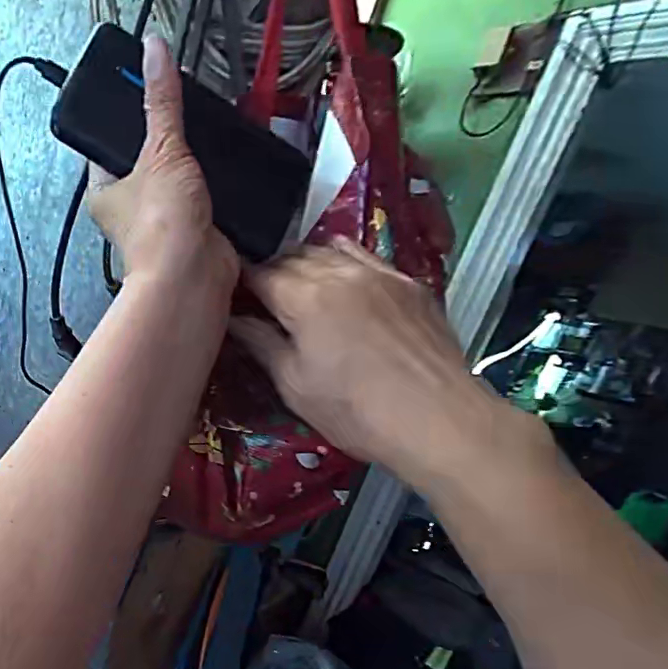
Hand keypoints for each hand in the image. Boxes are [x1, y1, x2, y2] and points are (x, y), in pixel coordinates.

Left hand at [86, 37, 236, 295]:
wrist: (193, 275)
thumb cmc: (160, 229)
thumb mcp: (161, 150)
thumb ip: (161, 101)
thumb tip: (152, 53)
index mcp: (104, 189)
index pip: (106, 142)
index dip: (123, 115)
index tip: (141, 88)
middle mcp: (129, 205)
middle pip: (146, 156)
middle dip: (166, 136)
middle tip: (181, 112)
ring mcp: (162, 216)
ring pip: (176, 173)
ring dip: (193, 159)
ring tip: (204, 138)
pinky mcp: (192, 225)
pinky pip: (202, 192)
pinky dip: (214, 179)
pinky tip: (223, 166)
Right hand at [231, 237, 548, 494]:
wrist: (436, 419)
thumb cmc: (352, 411)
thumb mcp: (293, 384)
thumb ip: (261, 344)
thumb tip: (234, 319)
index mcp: (305, 297)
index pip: (261, 274)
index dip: (242, 284)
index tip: (231, 298)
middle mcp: (341, 272)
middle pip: (295, 255)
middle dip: (272, 271)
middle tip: (261, 299)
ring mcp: (380, 273)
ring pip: (332, 249)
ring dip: (308, 262)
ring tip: (299, 289)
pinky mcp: (409, 283)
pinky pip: (367, 258)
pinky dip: (344, 264)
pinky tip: (342, 287)